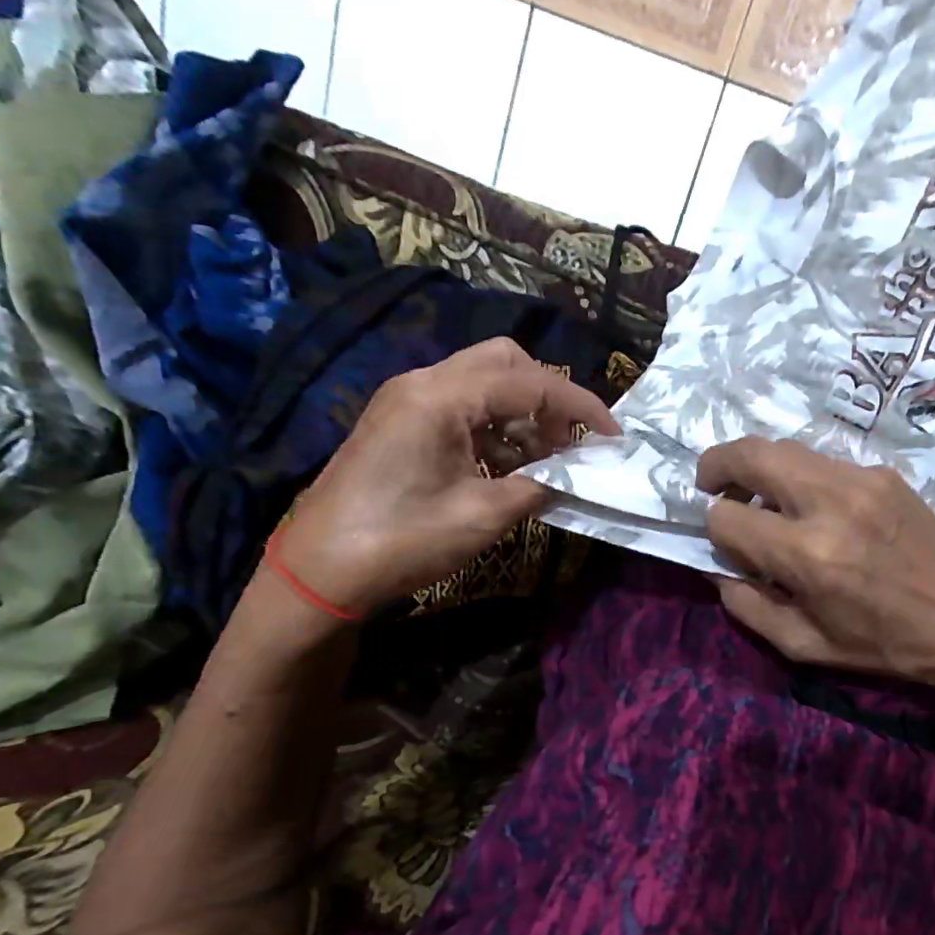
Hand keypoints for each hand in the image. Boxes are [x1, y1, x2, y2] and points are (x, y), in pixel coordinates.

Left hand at [273, 337, 619, 616]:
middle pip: (506, 363)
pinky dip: (497, 427)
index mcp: (441, 397)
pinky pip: (464, 406)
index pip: (532, 383)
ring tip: (546, 461)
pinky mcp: (402, 422)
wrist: (318, 572)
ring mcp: (408, 400)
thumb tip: (576, 474)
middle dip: (549, 397)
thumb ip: (541, 484)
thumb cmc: (403, 540)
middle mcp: (423, 383)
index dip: (582, 407)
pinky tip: (511, 467)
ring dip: (524, 414)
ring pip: (485, 383)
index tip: (615, 436)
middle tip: (570, 441)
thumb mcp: (484, 514)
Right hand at [697, 437, 934, 717]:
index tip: (726, 543)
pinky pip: (824, 462)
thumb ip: (749, 605)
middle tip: (712, 485)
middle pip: (751, 453)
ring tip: (762, 497)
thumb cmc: (889, 645)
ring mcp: (862, 480)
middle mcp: (832, 504)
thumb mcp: (807, 646)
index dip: (715, 530)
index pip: (728, 519)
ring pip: (787, 448)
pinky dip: (802, 477)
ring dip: (760, 467)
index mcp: (810, 556)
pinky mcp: (885, 473)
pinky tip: (814, 506)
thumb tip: (718, 566)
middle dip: (717, 465)